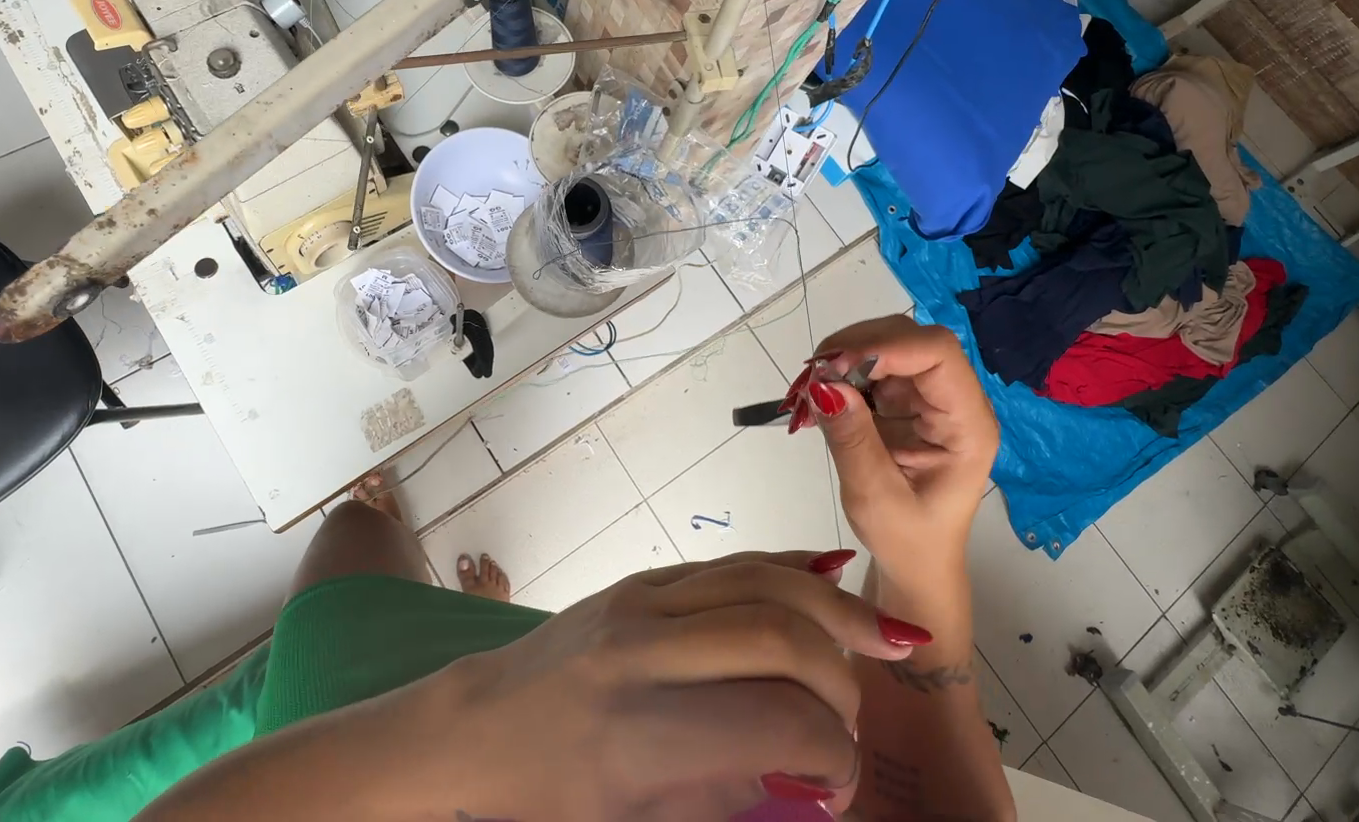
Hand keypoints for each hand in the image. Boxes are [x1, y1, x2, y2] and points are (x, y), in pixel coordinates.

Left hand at [434, 550, 929, 819]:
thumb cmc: (552, 795)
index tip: (837, 783)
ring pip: (759, 578)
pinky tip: (828, 579)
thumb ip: (732, 791)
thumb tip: (811, 763)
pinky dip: (786, 570)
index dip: (835, 754)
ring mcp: (636, 601)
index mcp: (637, 733)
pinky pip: (726, 563)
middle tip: (849, 718)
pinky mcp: (637, 579)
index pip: (777, 722)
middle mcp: (640, 651)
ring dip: (830, 606)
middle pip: (780, 634)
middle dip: (841, 679)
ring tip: (879, 638)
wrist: (479, 723)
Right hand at [800, 316, 997, 587]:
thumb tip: (823, 384)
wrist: (915, 565)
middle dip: (856, 347)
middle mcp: (954, 401)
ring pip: (886, 346)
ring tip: (809, 391)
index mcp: (967, 424)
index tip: (832, 367)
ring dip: (842, 358)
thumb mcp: (874, 496)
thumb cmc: (906, 541)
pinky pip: (871, 368)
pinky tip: (819, 400)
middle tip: (811, 379)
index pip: (937, 353)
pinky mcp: (904, 403)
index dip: (885, 346)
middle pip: (910, 339)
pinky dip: (839, 374)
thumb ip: (852, 438)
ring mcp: (928, 399)